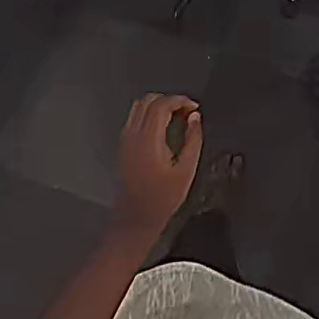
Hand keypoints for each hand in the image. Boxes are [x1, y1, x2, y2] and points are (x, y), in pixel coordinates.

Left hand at [112, 94, 203, 236]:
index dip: (180, 100)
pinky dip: (150, 114)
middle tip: (187, 110)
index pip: (161, 105)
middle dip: (170, 100)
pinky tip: (165, 128)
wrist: (135, 218)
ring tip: (178, 117)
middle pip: (148, 100)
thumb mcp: (186, 169)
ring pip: (139, 107)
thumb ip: (193, 139)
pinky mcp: (123, 146)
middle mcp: (133, 136)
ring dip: (159, 105)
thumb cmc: (162, 198)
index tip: (194, 107)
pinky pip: (135, 118)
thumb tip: (195, 118)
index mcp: (148, 139)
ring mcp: (125, 140)